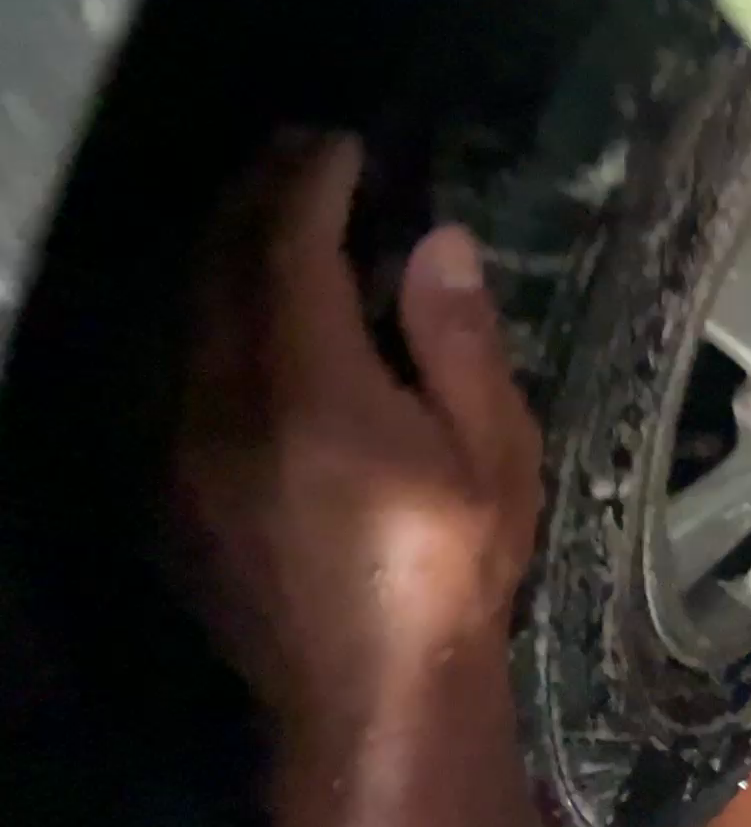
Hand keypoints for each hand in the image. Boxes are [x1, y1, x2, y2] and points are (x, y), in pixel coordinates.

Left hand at [175, 134, 541, 724]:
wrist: (374, 683)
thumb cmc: (457, 552)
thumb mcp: (491, 443)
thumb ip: (457, 340)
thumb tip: (440, 243)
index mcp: (311, 390)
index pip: (289, 256)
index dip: (310, 189)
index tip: (342, 144)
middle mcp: (222, 405)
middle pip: (220, 274)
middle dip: (257, 201)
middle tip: (303, 154)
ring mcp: (187, 448)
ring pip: (193, 319)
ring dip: (236, 253)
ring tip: (285, 214)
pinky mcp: (182, 486)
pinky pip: (191, 368)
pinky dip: (226, 313)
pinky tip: (271, 315)